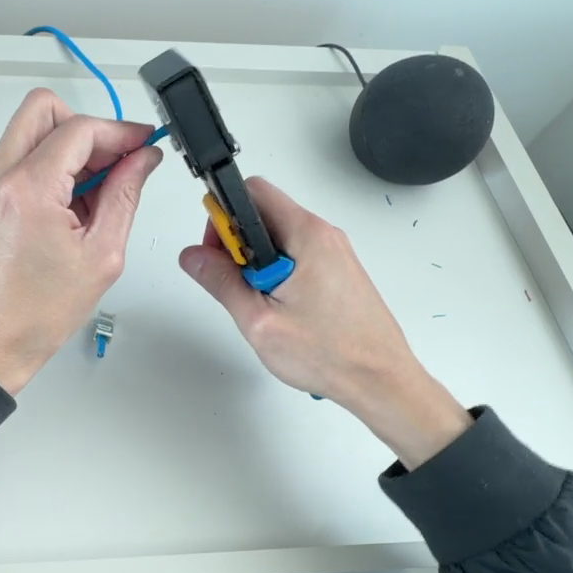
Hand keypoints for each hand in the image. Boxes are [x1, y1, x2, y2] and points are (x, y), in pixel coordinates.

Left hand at [0, 89, 163, 394]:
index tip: (144, 144)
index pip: (80, 129)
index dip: (120, 131)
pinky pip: (20, 155)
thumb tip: (143, 158)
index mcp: (28, 190)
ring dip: (68, 145)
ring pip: (31, 129)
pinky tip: (72, 200)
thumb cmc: (42, 311)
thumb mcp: (102, 254)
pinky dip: (50, 163)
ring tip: (96, 189)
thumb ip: (125, 194)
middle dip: (88, 127)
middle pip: (44, 109)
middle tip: (117, 160)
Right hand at [178, 177, 471, 468]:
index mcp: (306, 236)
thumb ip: (221, 282)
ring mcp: (333, 253)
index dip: (223, 216)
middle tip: (232, 283)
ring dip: (255, 262)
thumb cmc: (331, 354)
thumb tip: (193, 256)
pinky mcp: (336, 270)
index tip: (214, 248)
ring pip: (277, 237)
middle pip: (264, 213)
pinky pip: (294, 255)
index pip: (253, 192)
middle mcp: (323, 236)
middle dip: (236, 243)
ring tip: (258, 303)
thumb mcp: (259, 320)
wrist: (379, 380)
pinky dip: (275, 273)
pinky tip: (277, 308)